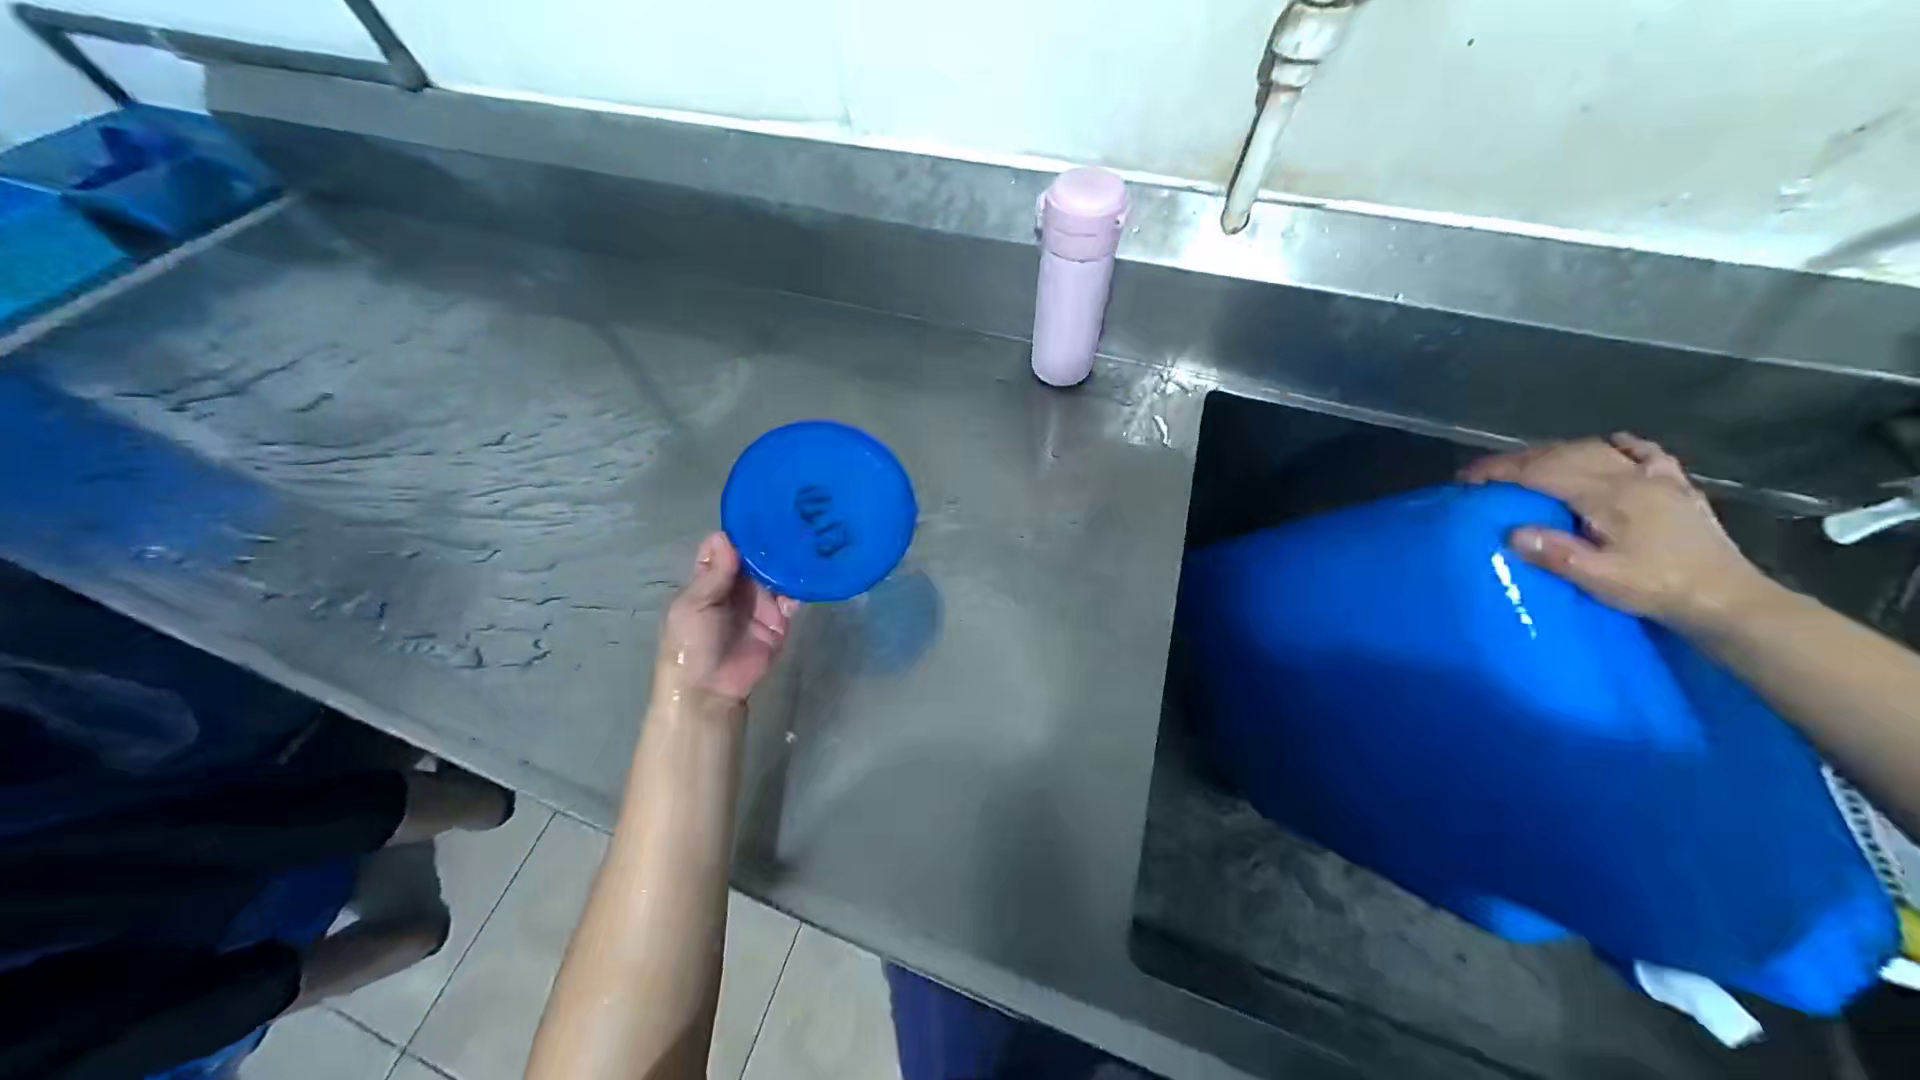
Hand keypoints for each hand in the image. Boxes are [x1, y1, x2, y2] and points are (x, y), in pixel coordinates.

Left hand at [654, 532, 796, 709]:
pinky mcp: (778, 622)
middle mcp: (737, 588)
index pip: (724, 549)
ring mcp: (759, 604)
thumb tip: (725, 535)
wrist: (708, 690)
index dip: (737, 535)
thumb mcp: (693, 606)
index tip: (756, 517)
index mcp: (710, 580)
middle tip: (789, 525)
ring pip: (776, 576)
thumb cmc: (689, 644)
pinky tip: (800, 583)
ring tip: (800, 549)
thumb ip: (712, 574)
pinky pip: (791, 600)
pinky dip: (797, 591)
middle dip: (769, 545)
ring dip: (786, 565)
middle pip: (755, 559)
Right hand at [1459, 433, 1775, 631]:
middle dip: (1517, 459)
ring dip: (1554, 452)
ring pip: (1596, 449)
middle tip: (1483, 472)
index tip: (1466, 478)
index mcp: (1609, 496)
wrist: (1727, 600)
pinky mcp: (1676, 487)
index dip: (1499, 471)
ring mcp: (1658, 479)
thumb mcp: (1599, 578)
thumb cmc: (1658, 589)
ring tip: (1526, 464)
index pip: (1541, 472)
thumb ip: (1555, 553)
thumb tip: (1511, 532)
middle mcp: (1632, 477)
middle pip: (1564, 454)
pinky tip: (1609, 444)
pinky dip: (1619, 445)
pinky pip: (1644, 453)